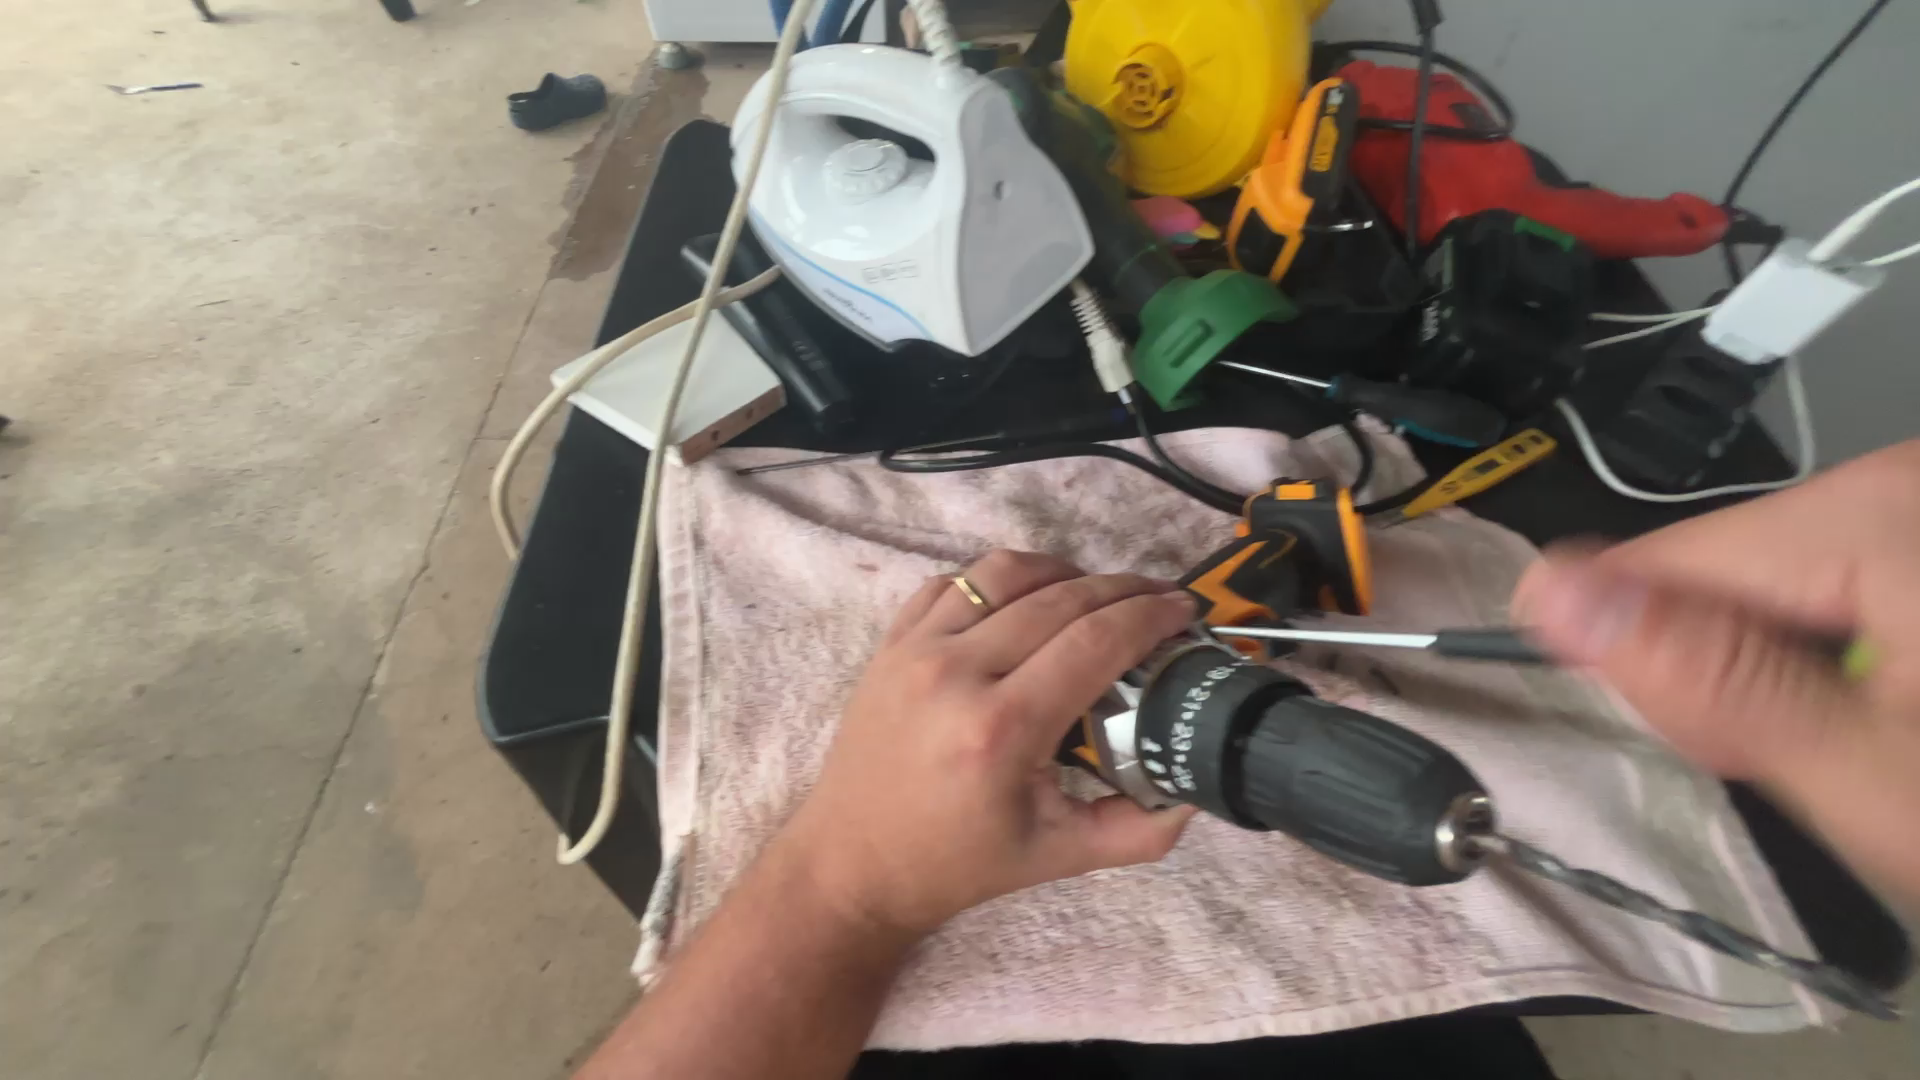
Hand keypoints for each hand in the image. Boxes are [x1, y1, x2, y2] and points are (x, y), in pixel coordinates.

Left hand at [773, 550, 1201, 940]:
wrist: (853, 860)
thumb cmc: (956, 863)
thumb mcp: (1057, 857)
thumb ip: (1137, 831)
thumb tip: (1195, 793)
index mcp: (1001, 728)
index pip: (1093, 642)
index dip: (1149, 616)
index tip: (1184, 609)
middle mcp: (956, 672)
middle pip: (1059, 598)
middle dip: (1122, 588)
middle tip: (1157, 598)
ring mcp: (916, 647)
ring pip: (1003, 572)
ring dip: (1061, 569)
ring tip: (1095, 591)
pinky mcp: (891, 641)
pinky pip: (953, 582)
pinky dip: (998, 579)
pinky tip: (1023, 599)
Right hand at [1513, 440, 1919, 898]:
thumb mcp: (1882, 779)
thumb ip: (1708, 679)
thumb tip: (1550, 592)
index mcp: (1877, 512)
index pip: (1641, 571)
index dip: (1654, 661)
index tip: (1737, 734)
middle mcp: (1907, 476)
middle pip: (1710, 570)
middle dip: (1728, 661)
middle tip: (1836, 743)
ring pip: (1762, 577)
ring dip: (1779, 657)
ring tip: (1877, 724)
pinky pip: (1825, 575)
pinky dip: (1835, 640)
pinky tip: (1899, 689)